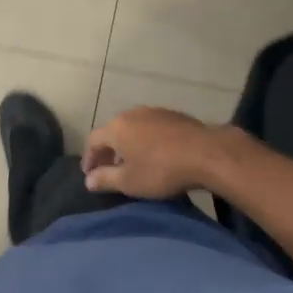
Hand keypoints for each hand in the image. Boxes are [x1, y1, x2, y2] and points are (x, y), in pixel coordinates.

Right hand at [81, 107, 236, 199]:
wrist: (203, 152)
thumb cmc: (160, 170)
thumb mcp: (129, 181)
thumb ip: (105, 179)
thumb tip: (88, 179)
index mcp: (118, 127)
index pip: (94, 140)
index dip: (89, 158)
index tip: (89, 175)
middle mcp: (133, 113)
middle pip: (113, 130)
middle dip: (108, 151)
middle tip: (107, 170)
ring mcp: (155, 111)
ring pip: (132, 127)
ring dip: (127, 144)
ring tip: (130, 164)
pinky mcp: (173, 115)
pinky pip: (150, 126)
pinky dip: (144, 139)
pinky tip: (153, 154)